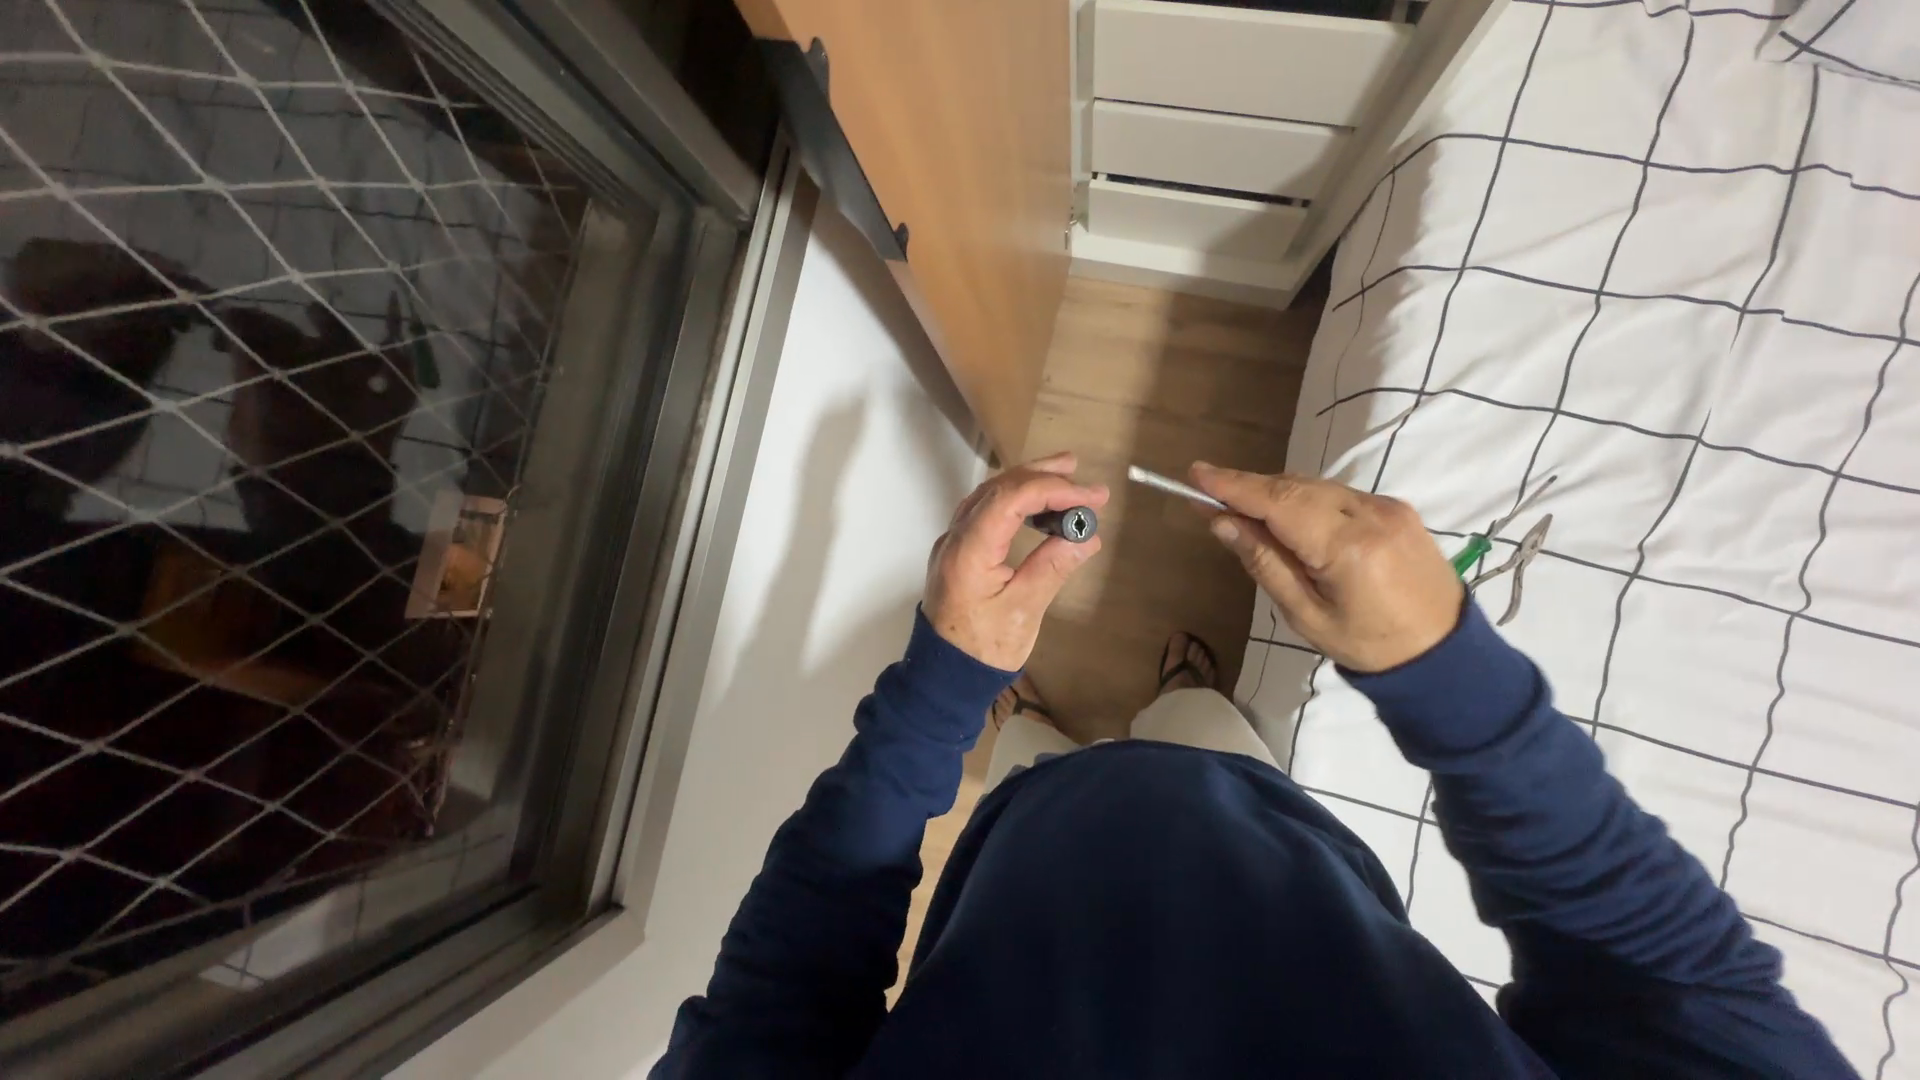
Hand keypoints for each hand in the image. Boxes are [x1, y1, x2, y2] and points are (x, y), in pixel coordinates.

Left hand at [924, 453, 1109, 669]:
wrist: (944, 676)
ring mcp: (952, 543)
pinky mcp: (957, 553)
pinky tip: (1036, 508)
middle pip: (996, 488)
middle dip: (1040, 476)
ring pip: (988, 496)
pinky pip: (984, 512)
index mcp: (968, 551)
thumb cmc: (983, 650)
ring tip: (1065, 480)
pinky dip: (1013, 501)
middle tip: (1080, 472)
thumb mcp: (1024, 611)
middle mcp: (955, 538)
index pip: (1009, 499)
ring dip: (1026, 484)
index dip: (1051, 489)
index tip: (1089, 497)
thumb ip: (1052, 567)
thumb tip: (1086, 536)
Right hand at [1191, 463, 1463, 672]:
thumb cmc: (1368, 644)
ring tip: (1239, 510)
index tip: (1195, 474)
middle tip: (1205, 495)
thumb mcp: (1305, 615)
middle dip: (1247, 487)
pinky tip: (1284, 517)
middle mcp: (1370, 514)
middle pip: (1294, 487)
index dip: (1234, 486)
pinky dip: (1302, 499)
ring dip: (1274, 493)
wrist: (1444, 652)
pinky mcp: (1395, 508)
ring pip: (1314, 486)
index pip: (1278, 503)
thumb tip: (1222, 522)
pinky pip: (1335, 494)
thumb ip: (1264, 562)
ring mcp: (1387, 507)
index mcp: (1347, 548)